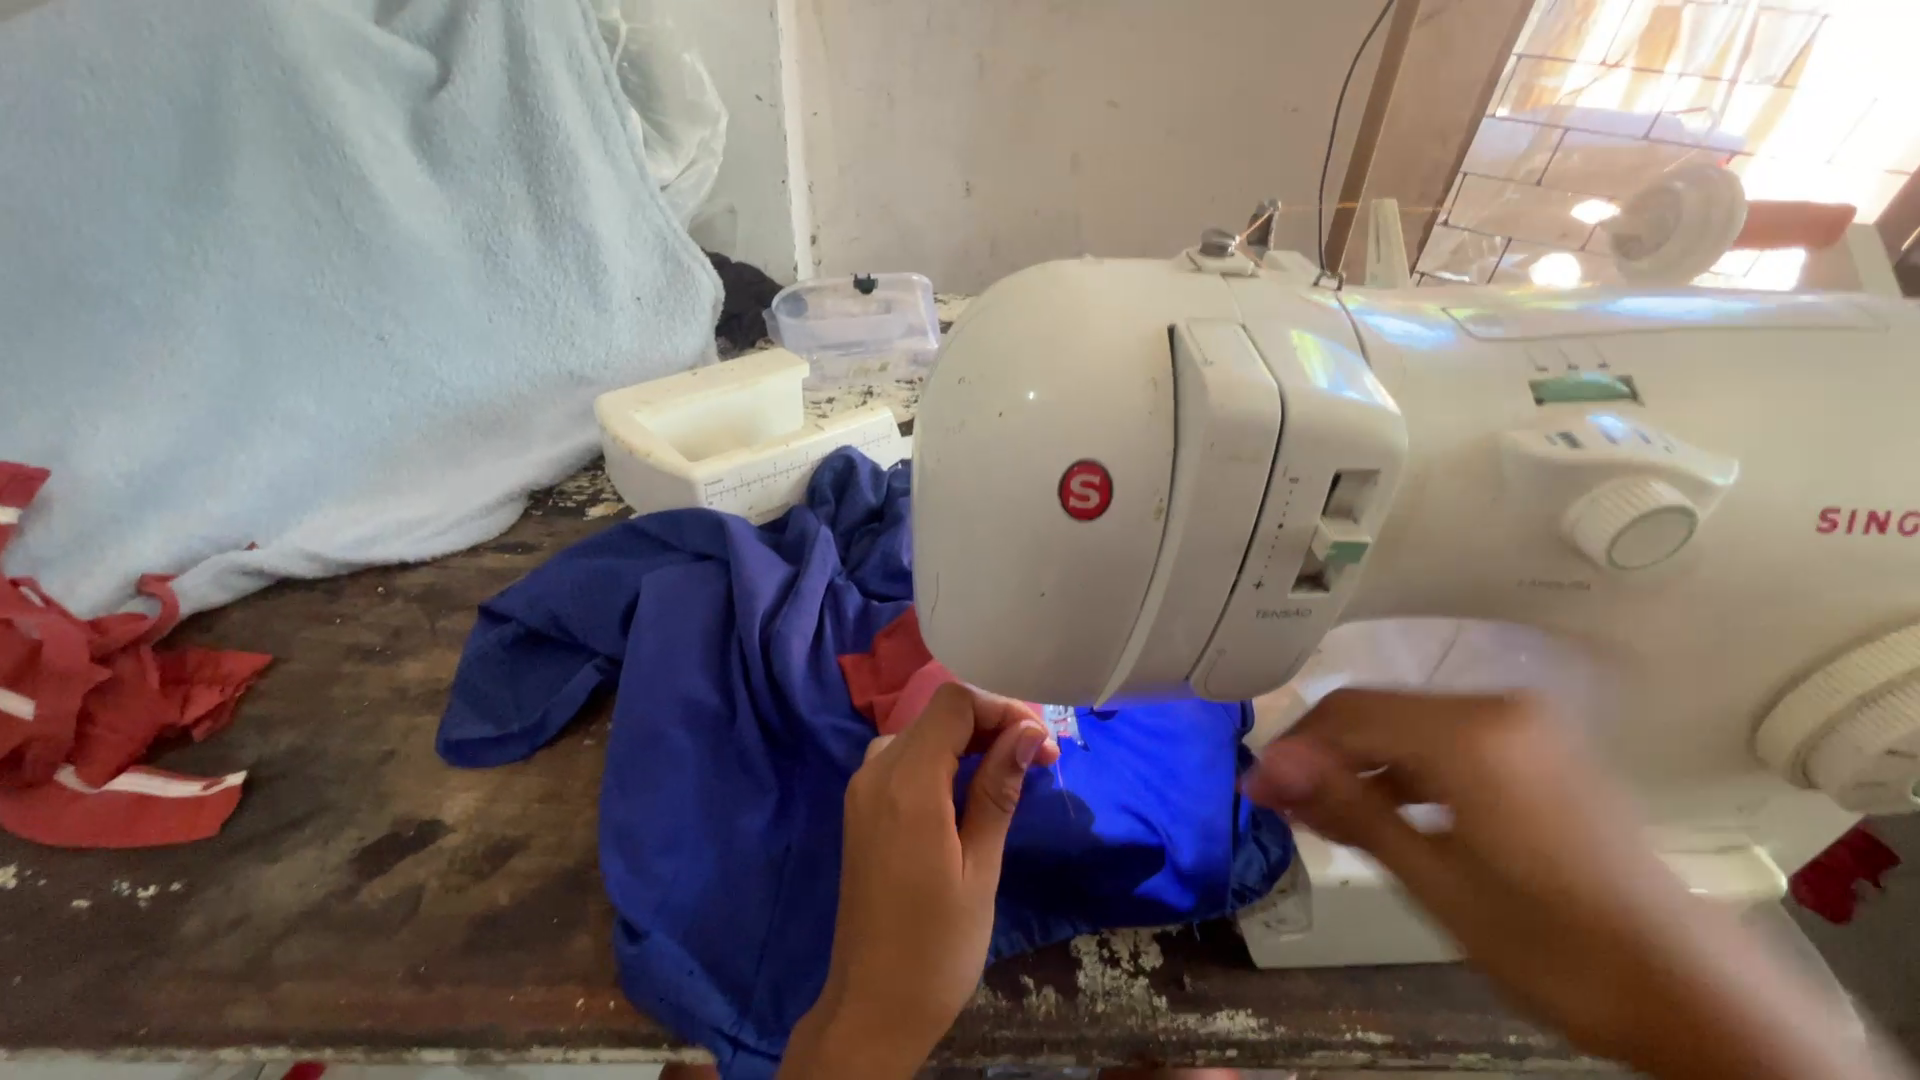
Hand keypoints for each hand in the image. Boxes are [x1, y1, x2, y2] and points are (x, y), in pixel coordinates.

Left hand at [780, 683, 1059, 1079]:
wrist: (872, 1006)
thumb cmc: (937, 945)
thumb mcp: (980, 866)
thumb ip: (998, 789)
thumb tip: (1028, 731)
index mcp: (906, 783)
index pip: (954, 703)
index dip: (1002, 707)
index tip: (1041, 742)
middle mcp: (875, 772)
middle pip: (937, 714)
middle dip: (991, 723)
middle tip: (1038, 758)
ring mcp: (862, 790)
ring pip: (920, 733)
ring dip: (967, 741)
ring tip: (1012, 772)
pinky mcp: (861, 809)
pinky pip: (903, 760)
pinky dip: (941, 759)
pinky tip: (970, 787)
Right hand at [1243, 690, 1895, 1079]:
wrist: (1692, 994)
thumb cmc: (1554, 946)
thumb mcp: (1434, 880)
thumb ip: (1348, 808)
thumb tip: (1264, 768)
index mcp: (1473, 733)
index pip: (1349, 712)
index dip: (1292, 750)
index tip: (1254, 792)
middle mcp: (1499, 709)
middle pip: (1376, 712)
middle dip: (1323, 758)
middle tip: (1285, 810)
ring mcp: (1524, 726)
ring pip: (1407, 726)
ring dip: (1361, 766)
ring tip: (1326, 820)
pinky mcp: (1538, 749)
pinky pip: (1445, 742)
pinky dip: (1404, 772)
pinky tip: (1384, 814)